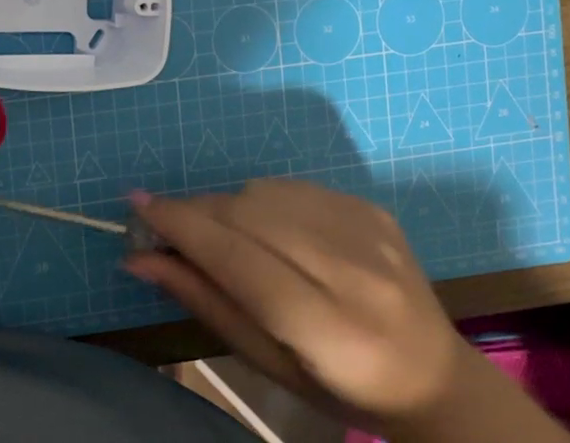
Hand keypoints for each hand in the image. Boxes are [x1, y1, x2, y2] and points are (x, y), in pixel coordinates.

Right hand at [126, 180, 469, 432]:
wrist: (433, 379)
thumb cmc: (336, 384)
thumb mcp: (263, 359)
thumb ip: (200, 300)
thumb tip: (138, 257)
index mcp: (328, 329)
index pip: (239, 260)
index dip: (182, 227)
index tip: (136, 205)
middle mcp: (355, 276)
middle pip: (247, 216)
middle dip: (197, 214)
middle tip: (170, 227)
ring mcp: (370, 236)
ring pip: (264, 193)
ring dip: (229, 207)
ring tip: (229, 236)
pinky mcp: (374, 209)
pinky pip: (292, 186)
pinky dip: (263, 200)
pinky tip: (271, 229)